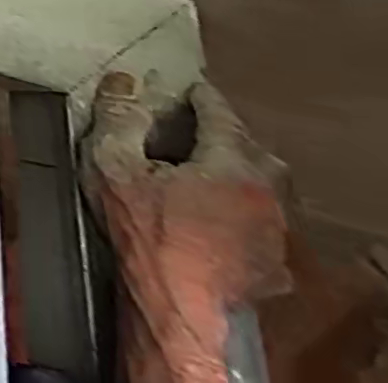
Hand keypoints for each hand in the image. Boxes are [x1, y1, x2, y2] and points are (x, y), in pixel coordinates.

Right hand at [82, 72, 290, 382]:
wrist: (175, 304)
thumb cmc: (142, 229)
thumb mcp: (111, 163)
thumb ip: (119, 119)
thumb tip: (125, 82)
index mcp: (233, 169)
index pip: (224, 120)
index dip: (205, 99)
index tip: (193, 85)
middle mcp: (268, 199)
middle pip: (258, 154)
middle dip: (231, 133)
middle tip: (202, 122)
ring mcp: (276, 236)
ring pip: (268, 190)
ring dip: (243, 169)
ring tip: (211, 162)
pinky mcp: (272, 265)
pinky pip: (263, 220)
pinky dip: (243, 204)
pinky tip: (220, 209)